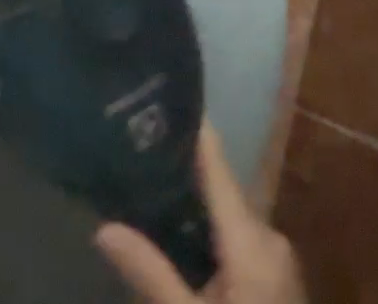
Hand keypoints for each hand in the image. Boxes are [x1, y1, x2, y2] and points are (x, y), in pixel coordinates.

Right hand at [95, 126, 306, 303]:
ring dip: (184, 201)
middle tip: (123, 144)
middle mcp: (269, 240)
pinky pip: (231, 237)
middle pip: (216, 188)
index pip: (215, 167)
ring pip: (222, 215)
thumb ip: (150, 274)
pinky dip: (199, 228)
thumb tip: (102, 225)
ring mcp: (276, 263)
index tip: (156, 92)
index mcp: (252, 241)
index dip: (190, 129)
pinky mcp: (273, 284)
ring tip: (134, 179)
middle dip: (172, 167)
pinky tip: (166, 231)